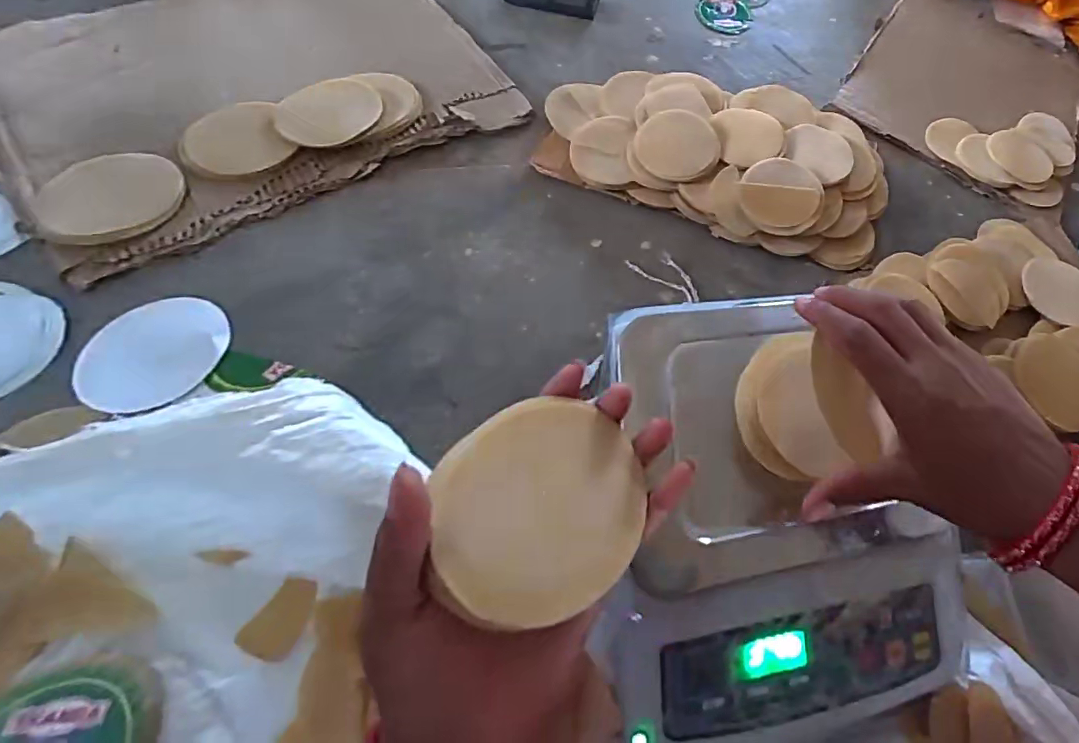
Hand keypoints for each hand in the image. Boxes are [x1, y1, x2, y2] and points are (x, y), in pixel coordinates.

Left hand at [361, 363, 694, 742]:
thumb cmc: (423, 674)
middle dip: (600, 419)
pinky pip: (638, 530)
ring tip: (661, 426)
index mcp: (487, 513)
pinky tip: (685, 475)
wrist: (474, 740)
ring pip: (612, 483)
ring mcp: (572, 542)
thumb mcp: (393, 612)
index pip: (518, 445)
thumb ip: (399, 546)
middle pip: (574, 454)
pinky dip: (663, 501)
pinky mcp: (602, 572)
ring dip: (639, 451)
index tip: (573, 372)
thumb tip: (406, 470)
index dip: (546, 405)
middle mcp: (534, 516)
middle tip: (621, 395)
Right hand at [794, 286, 1071, 541]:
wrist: (1041, 488)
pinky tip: (894, 321)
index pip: (860, 339)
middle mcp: (931, 363)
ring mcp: (956, 354)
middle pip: (882, 311)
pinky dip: (902, 310)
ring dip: (875, 296)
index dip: (828, 317)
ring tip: (849, 299)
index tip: (802, 306)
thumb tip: (806, 510)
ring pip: (910, 307)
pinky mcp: (975, 355)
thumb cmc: (970, 491)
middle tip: (816, 297)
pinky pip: (931, 320)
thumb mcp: (907, 486)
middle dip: (846, 297)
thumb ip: (852, 487)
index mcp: (909, 393)